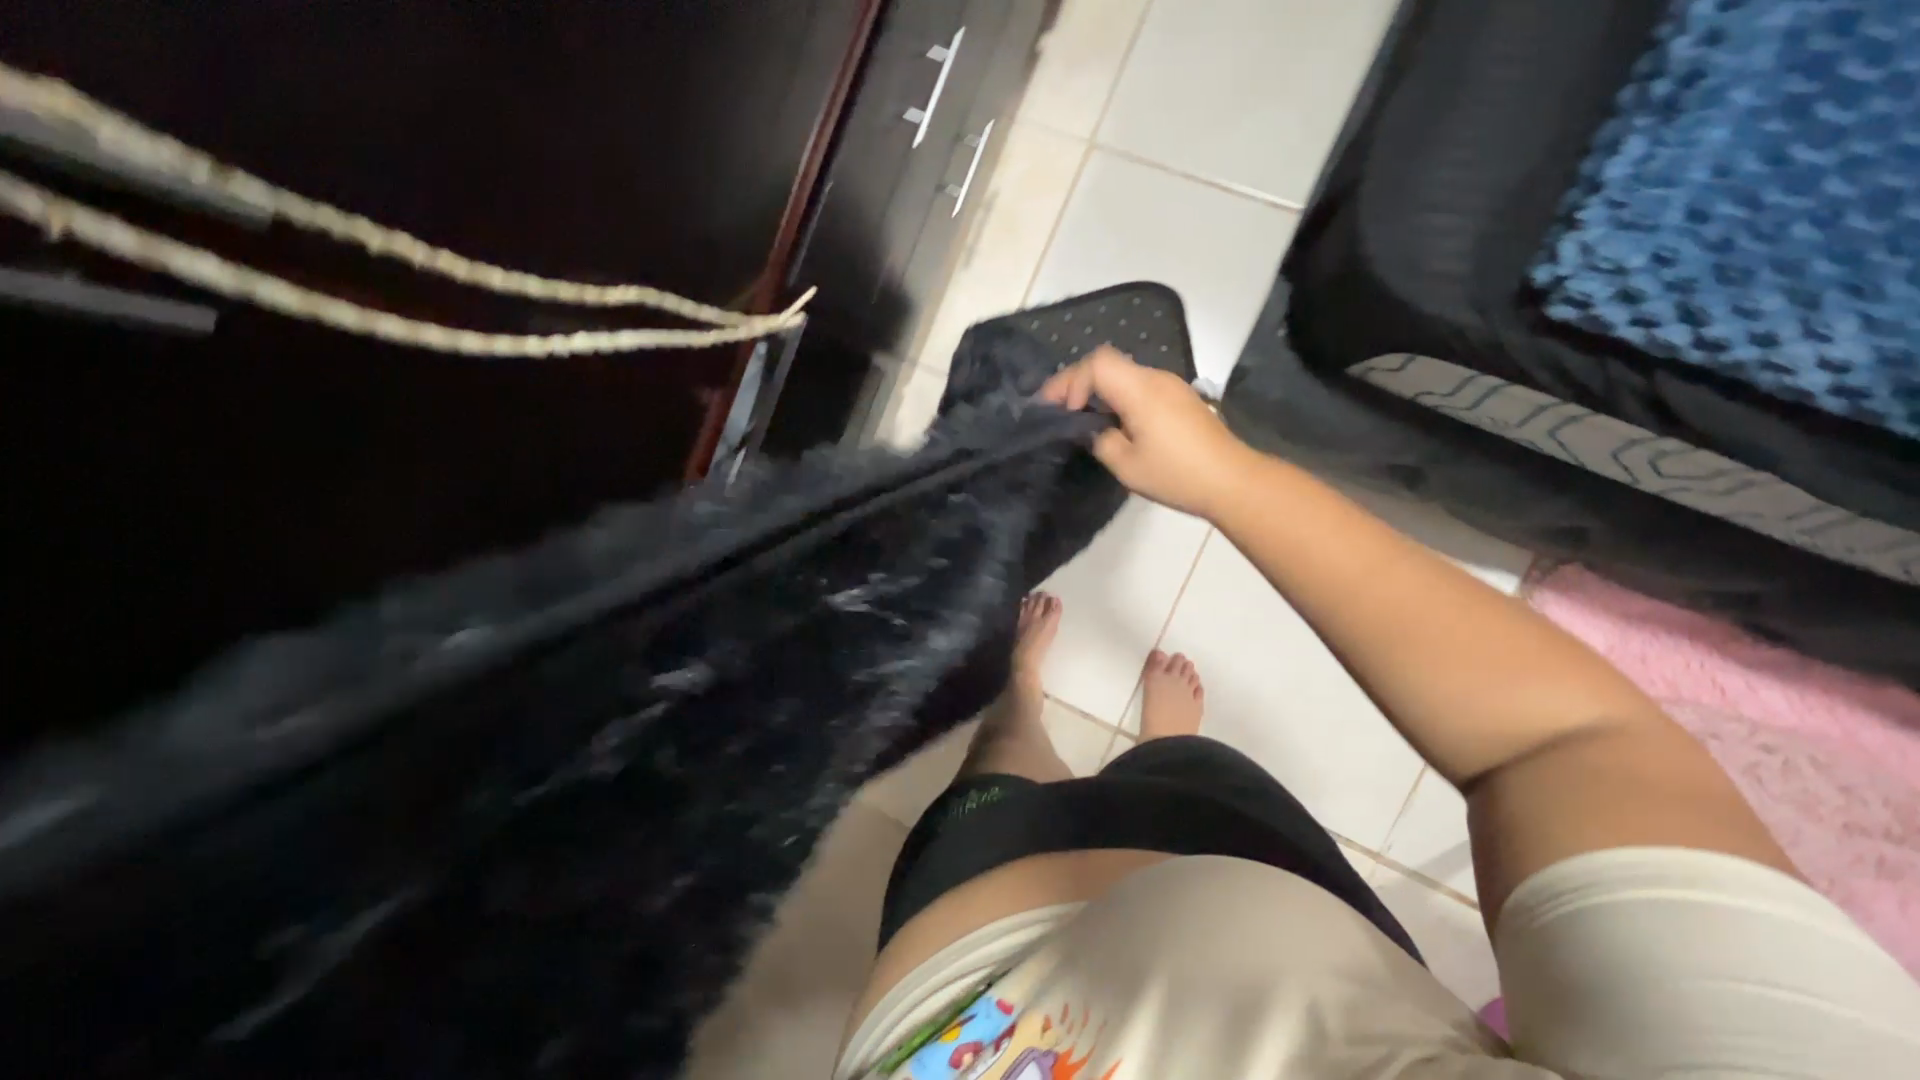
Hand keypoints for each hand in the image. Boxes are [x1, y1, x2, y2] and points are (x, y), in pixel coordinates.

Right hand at [1039, 346, 1261, 519]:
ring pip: (1124, 375)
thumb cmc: (1177, 474)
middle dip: (1078, 383)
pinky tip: (1114, 422)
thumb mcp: (1126, 465)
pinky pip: (1140, 387)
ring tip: (1082, 417)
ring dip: (1099, 390)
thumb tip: (1094, 429)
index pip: (1096, 364)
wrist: (1233, 480)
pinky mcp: (1181, 399)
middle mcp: (1156, 378)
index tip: (1063, 411)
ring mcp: (1171, 386)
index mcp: (1140, 389)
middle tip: (1059, 409)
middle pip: (1108, 363)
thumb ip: (1100, 440)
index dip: (1071, 381)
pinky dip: (1119, 397)